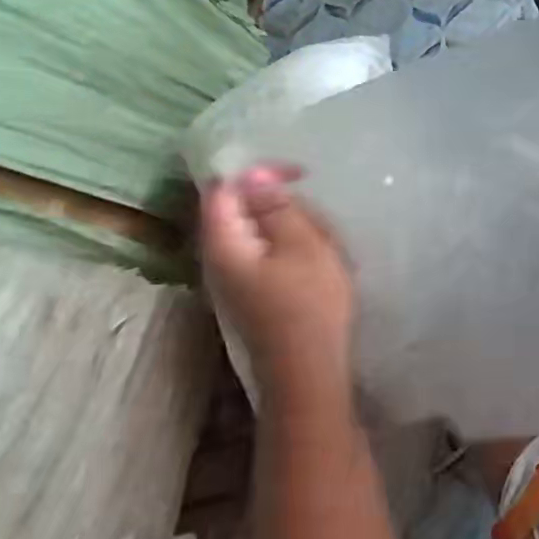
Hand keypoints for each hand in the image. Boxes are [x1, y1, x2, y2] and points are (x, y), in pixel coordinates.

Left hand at [199, 166, 354, 399]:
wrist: (308, 366)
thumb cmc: (310, 302)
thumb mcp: (304, 246)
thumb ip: (278, 208)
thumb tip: (253, 174)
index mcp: (224, 243)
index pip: (223, 190)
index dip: (257, 172)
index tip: (302, 172)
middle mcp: (217, 258)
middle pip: (234, 211)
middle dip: (273, 197)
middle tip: (316, 201)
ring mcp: (232, 279)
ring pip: (252, 232)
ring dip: (284, 221)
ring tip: (321, 226)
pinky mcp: (251, 292)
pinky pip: (263, 251)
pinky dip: (287, 241)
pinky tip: (313, 251)